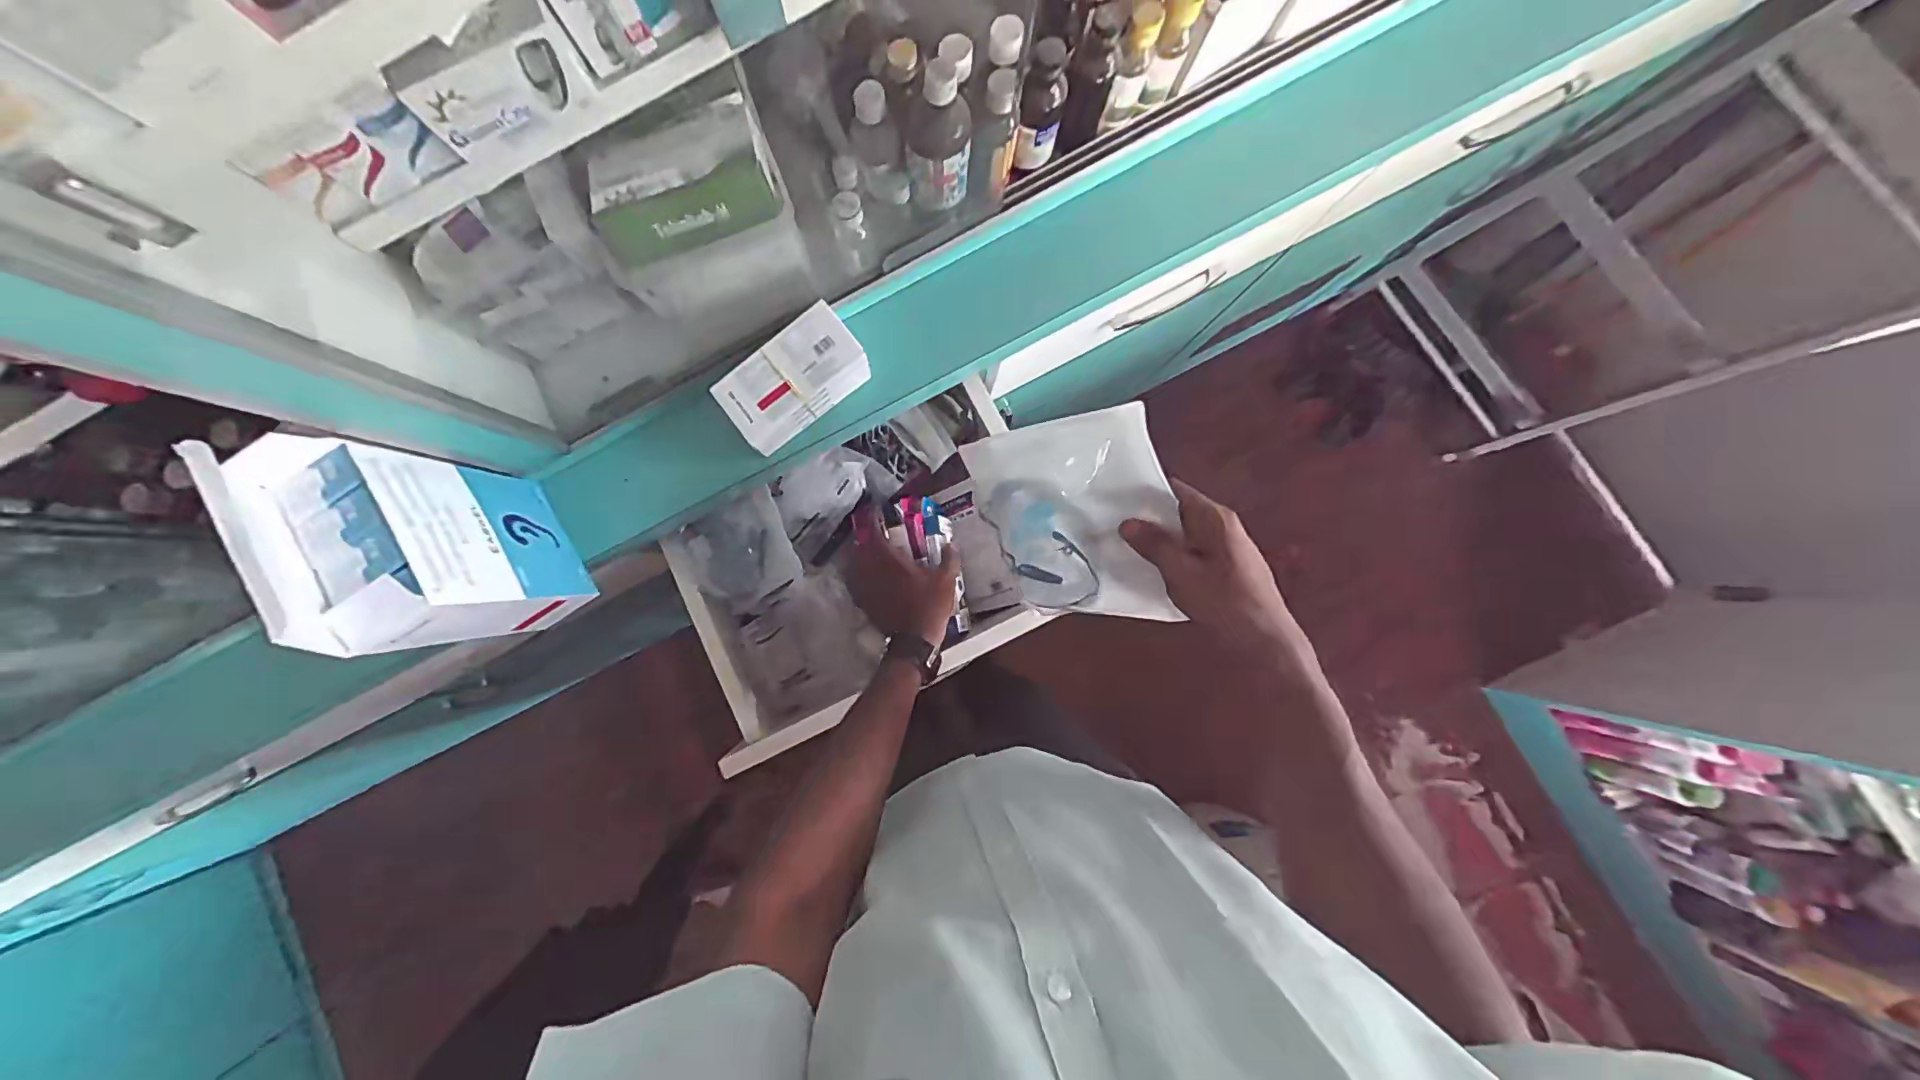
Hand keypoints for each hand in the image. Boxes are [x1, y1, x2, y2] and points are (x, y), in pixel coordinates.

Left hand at [845, 512, 959, 646]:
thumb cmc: (929, 606)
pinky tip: (870, 577)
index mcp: (889, 559)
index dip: (873, 517)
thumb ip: (949, 559)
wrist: (913, 641)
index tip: (877, 510)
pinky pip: (856, 582)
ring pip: (855, 564)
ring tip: (872, 552)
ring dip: (861, 555)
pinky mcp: (864, 602)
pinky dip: (860, 575)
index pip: (873, 530)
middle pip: (859, 546)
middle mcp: (871, 569)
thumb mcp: (946, 580)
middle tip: (877, 532)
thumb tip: (951, 544)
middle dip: (866, 536)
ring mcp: (865, 587)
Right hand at [1120, 479, 1310, 662]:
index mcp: (1215, 518)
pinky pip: (1195, 552)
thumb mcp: (1180, 573)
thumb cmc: (1224, 602)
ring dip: (1163, 541)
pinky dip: (1176, 556)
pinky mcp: (1230, 567)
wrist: (1266, 640)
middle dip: (1151, 519)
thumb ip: (1154, 545)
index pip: (1177, 490)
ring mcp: (1230, 547)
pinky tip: (1160, 572)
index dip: (1147, 492)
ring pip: (1187, 534)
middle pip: (1181, 512)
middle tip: (1118, 528)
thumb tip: (1129, 524)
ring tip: (1131, 549)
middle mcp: (1225, 525)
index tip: (1119, 500)